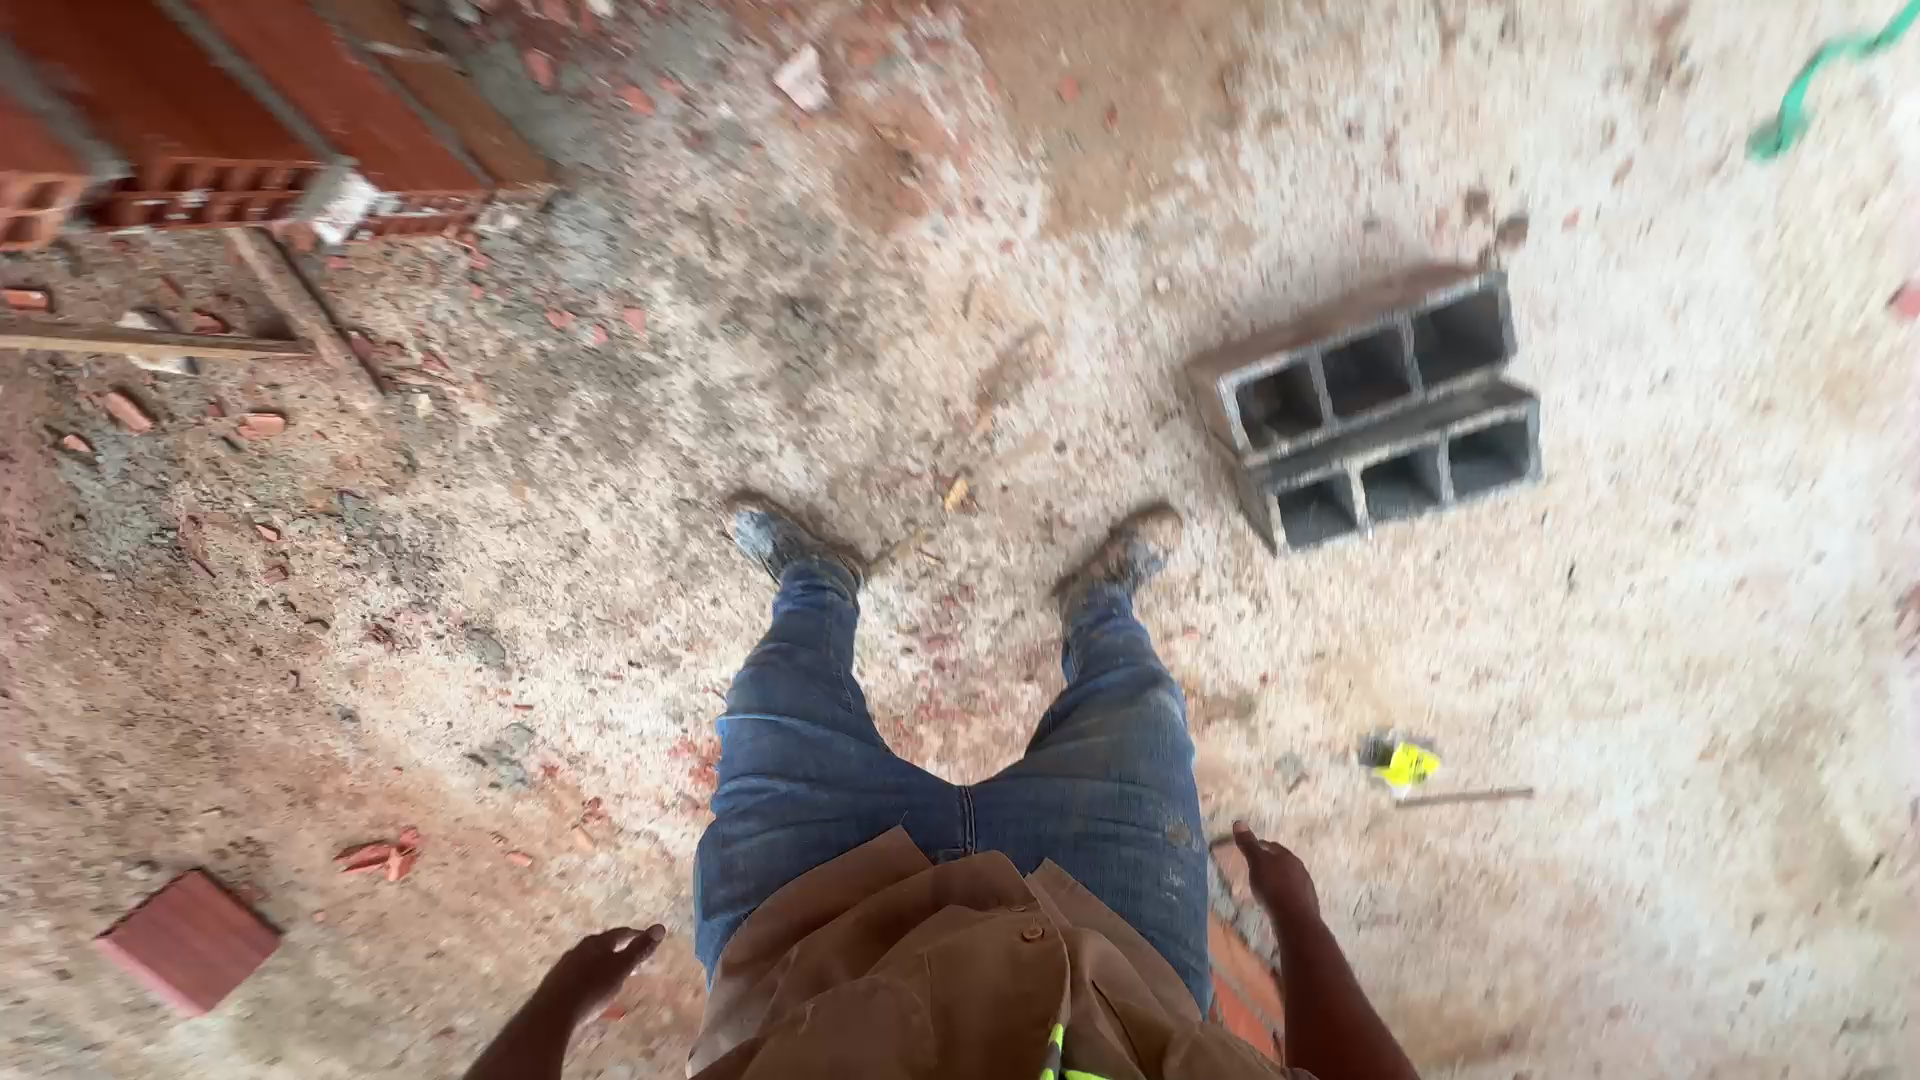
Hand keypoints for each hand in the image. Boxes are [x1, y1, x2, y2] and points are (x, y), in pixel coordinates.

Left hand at [529, 925, 664, 1024]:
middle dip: (618, 950)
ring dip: (602, 965)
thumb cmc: (591, 989)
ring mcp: (564, 966)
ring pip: (589, 961)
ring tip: (612, 976)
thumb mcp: (621, 969)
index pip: (621, 933)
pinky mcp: (554, 985)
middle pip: (603, 946)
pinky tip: (591, 991)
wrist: (550, 1016)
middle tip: (632, 958)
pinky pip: (578, 976)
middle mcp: (579, 949)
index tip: (648, 940)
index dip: (636, 936)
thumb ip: (640, 949)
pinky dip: (589, 979)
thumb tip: (660, 927)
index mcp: (597, 942)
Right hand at [1232, 821, 1319, 922]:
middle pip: (1283, 862)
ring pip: (1289, 878)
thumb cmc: (1273, 886)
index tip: (1251, 850)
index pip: (1273, 847)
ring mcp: (1306, 887)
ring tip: (1266, 885)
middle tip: (1257, 867)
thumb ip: (1248, 844)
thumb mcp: (1256, 863)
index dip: (1261, 847)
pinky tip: (1277, 900)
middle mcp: (1300, 868)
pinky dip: (1284, 893)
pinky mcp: (1307, 904)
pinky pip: (1293, 893)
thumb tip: (1238, 822)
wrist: (1295, 919)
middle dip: (1271, 863)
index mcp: (1287, 856)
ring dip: (1278, 879)